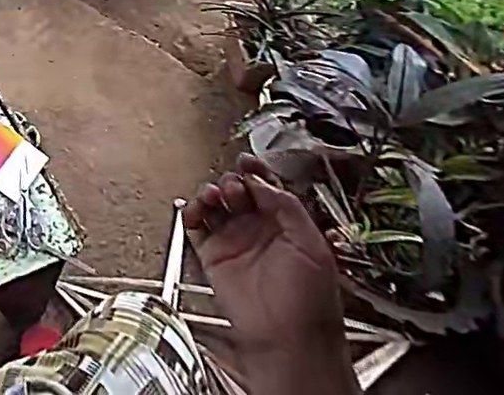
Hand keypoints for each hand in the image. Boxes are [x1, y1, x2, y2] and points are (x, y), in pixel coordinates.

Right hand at [183, 154, 356, 394]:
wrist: (287, 342)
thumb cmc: (309, 305)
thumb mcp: (312, 246)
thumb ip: (286, 206)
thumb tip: (259, 180)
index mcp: (286, 225)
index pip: (266, 186)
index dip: (255, 171)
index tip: (246, 160)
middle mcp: (258, 229)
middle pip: (237, 189)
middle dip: (232, 181)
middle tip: (234, 188)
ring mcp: (234, 240)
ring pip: (214, 200)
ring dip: (210, 191)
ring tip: (213, 197)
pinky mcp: (212, 253)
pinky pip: (195, 223)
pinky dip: (191, 211)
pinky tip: (197, 210)